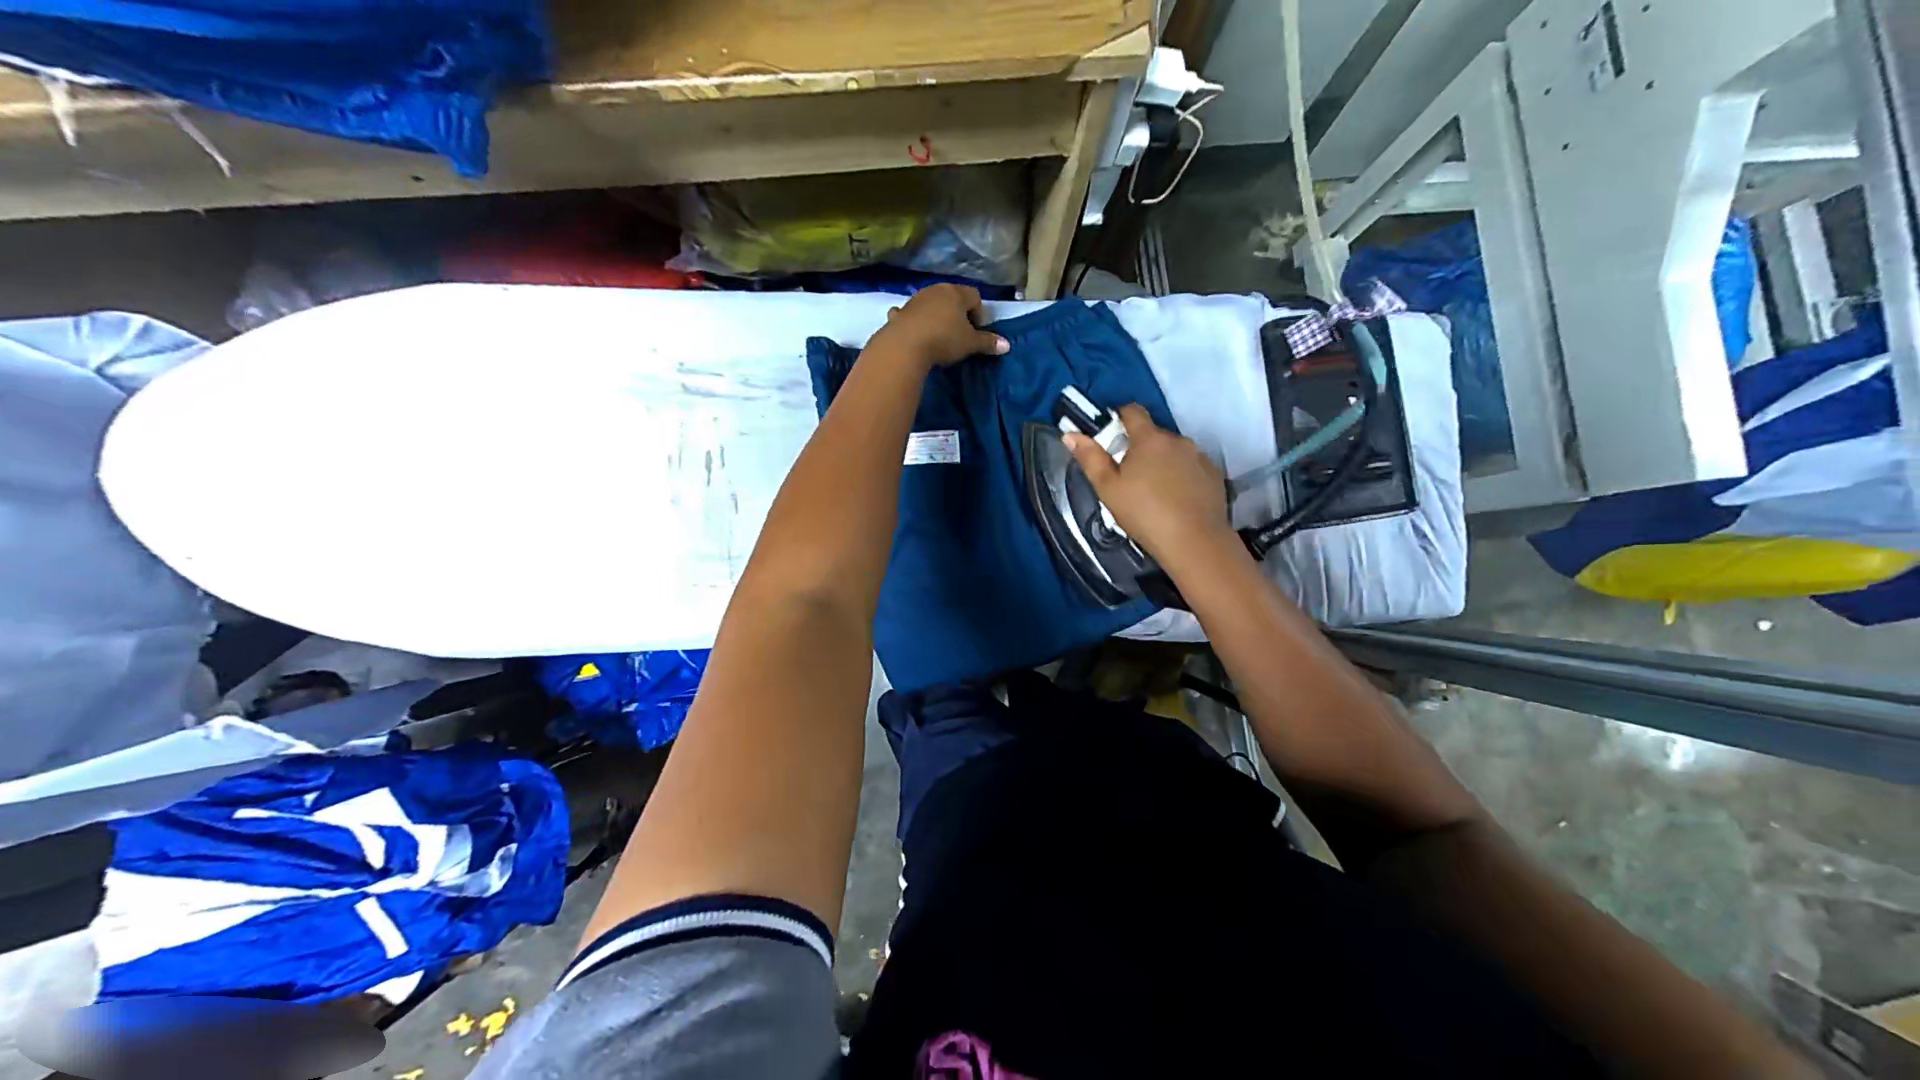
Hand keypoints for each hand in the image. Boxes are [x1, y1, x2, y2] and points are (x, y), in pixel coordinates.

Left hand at [867, 284, 1009, 368]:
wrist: (905, 346)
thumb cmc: (944, 339)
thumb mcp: (970, 343)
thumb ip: (987, 342)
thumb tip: (1007, 345)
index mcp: (956, 293)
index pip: (974, 296)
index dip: (979, 312)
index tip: (977, 330)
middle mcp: (935, 290)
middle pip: (952, 296)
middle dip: (958, 312)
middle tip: (960, 332)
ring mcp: (915, 300)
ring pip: (931, 303)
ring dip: (936, 315)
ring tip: (939, 335)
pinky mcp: (899, 313)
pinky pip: (909, 313)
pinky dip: (913, 320)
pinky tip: (914, 330)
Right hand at [1064, 405, 1237, 567]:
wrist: (1194, 542)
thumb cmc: (1144, 513)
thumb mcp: (1108, 489)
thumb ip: (1090, 458)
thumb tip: (1071, 434)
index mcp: (1149, 439)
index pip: (1133, 411)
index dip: (1119, 417)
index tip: (1111, 436)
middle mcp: (1178, 440)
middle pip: (1154, 434)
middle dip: (1140, 448)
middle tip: (1128, 476)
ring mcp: (1199, 457)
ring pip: (1174, 451)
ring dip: (1162, 462)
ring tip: (1154, 491)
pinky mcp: (1214, 475)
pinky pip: (1192, 467)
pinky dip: (1182, 476)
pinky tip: (1176, 499)